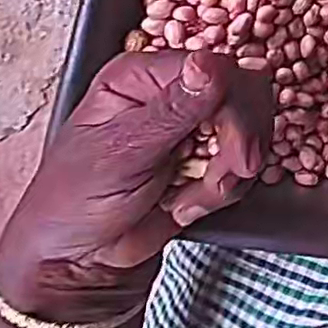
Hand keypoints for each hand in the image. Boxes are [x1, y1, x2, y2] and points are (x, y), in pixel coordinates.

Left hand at [0, 51, 270, 322]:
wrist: (80, 262)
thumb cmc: (75, 203)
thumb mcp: (120, 155)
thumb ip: (171, 111)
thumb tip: (210, 65)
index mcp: (142, 76)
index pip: (214, 68)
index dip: (234, 109)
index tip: (235, 153)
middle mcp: (173, 89)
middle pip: (243, 92)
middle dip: (238, 143)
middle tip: (220, 181)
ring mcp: (194, 120)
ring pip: (253, 125)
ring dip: (232, 170)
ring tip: (193, 199)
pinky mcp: (210, 151)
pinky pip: (247, 157)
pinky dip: (229, 187)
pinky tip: (190, 204)